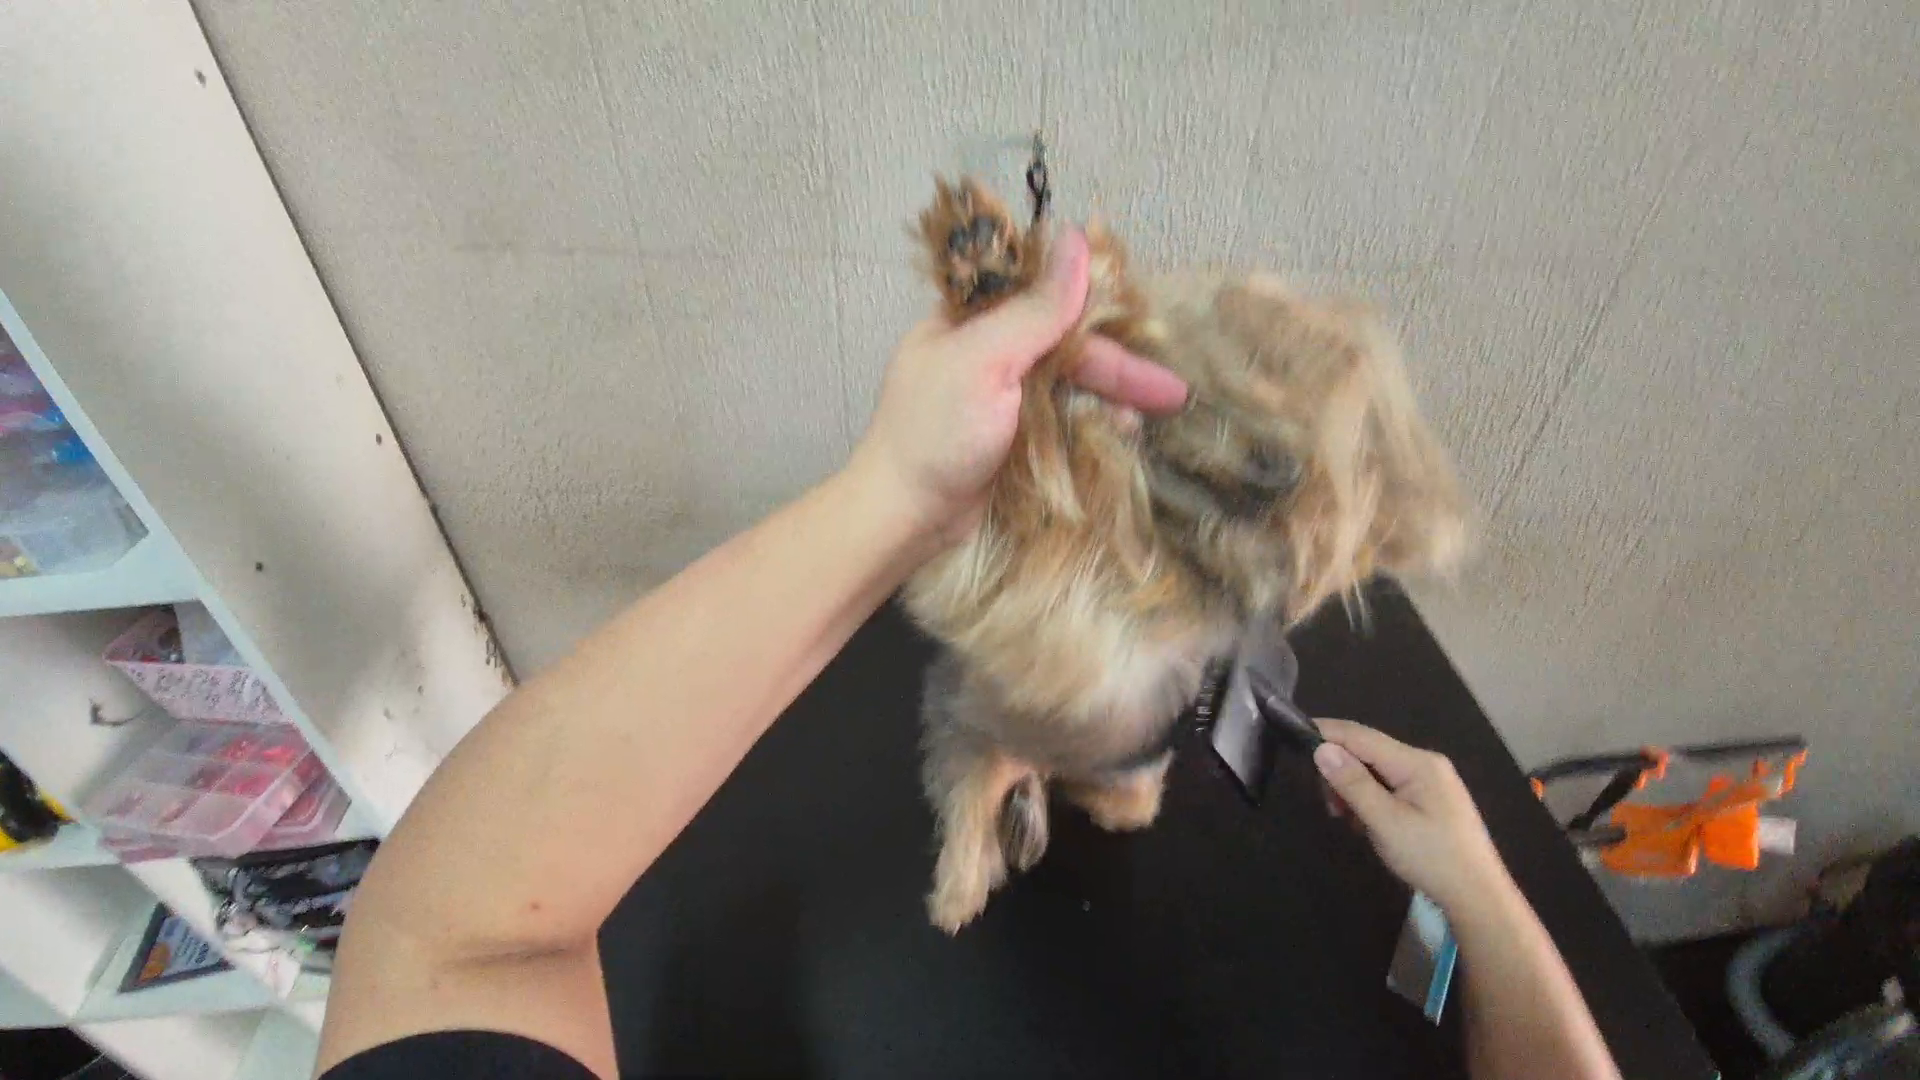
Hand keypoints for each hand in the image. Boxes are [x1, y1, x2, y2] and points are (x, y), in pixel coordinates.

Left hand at [848, 226, 1189, 542]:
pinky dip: (1091, 428)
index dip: (1096, 308)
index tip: (1143, 322)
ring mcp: (1004, 401)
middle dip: (1118, 369)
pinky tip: (1119, 437)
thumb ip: (1035, 309)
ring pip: (1071, 388)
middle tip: (1171, 393)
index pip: (1046, 297)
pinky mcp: (1015, 441)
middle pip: (1068, 349)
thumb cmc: (935, 432)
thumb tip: (1075, 237)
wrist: (907, 515)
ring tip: (1148, 420)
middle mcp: (991, 355)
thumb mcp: (984, 362)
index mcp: (974, 322)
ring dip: (1110, 401)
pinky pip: (1063, 424)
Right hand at [1312, 719, 1508, 912]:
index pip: (1360, 735)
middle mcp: (1424, 763)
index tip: (1293, 735)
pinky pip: (1386, 785)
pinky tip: (1364, 821)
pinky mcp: (1428, 799)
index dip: (1325, 732)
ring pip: (1374, 770)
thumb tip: (1321, 748)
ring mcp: (1428, 781)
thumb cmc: (1432, 858)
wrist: (1479, 900)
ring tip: (1346, 818)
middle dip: (1339, 770)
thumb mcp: (1386, 822)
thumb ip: (1352, 783)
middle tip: (1326, 802)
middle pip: (1366, 751)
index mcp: (1417, 763)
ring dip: (1352, 788)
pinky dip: (1368, 798)